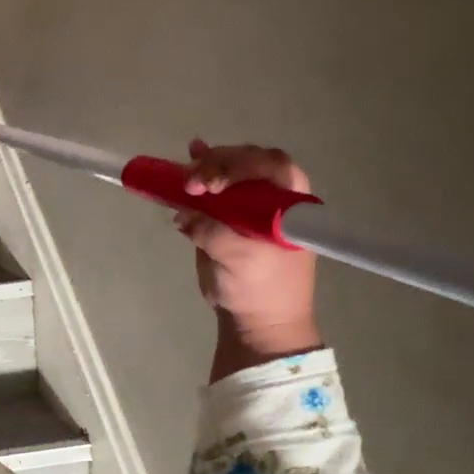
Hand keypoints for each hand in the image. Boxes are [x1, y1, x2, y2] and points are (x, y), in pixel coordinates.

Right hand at [175, 140, 322, 380]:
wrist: (257, 318)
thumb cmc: (260, 288)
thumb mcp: (239, 259)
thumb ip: (212, 231)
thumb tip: (184, 214)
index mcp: (289, 203)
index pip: (270, 165)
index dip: (240, 165)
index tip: (212, 185)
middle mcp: (271, 196)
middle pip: (246, 161)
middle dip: (217, 164)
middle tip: (193, 184)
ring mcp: (247, 204)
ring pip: (227, 171)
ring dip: (204, 168)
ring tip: (184, 177)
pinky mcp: (225, 216)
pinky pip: (212, 189)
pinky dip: (199, 172)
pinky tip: (189, 155)